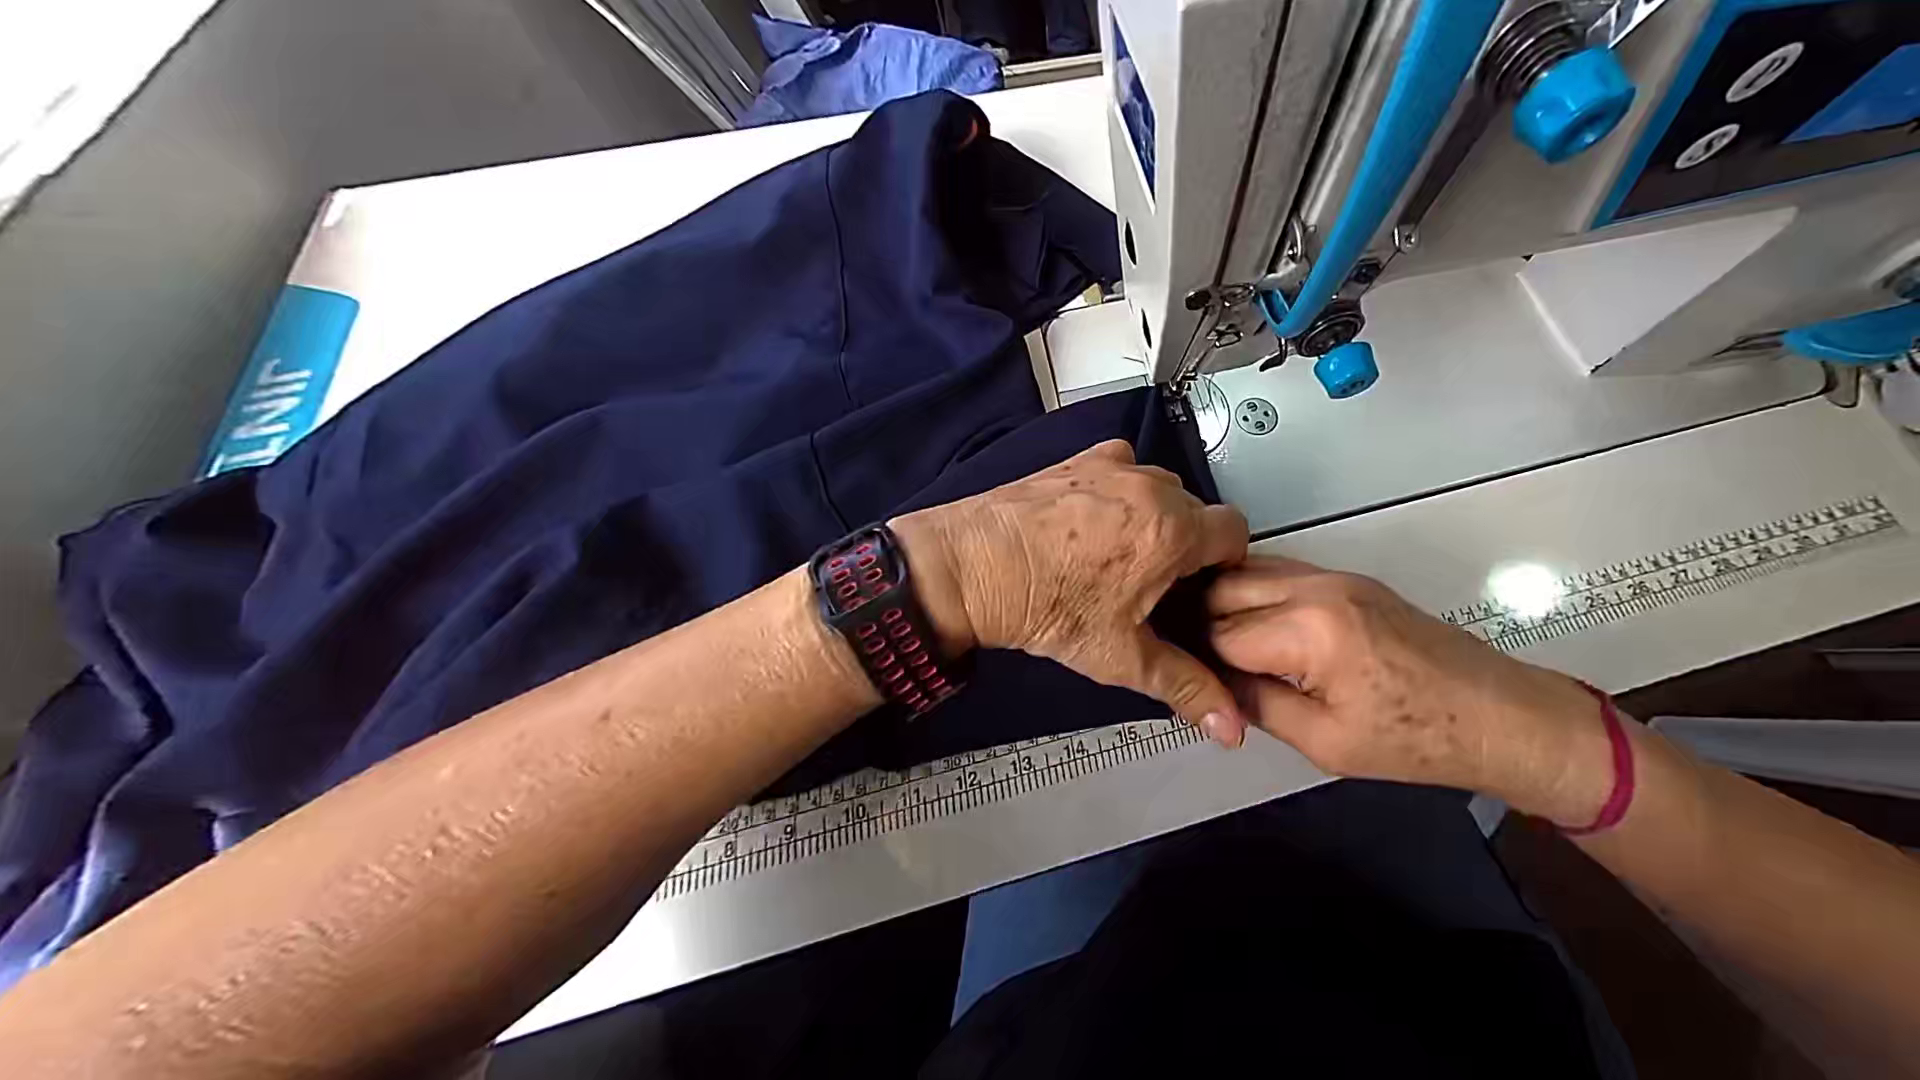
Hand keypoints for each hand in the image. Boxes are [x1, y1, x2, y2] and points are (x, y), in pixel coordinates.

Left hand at [892, 440, 1251, 745]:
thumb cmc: (1039, 605)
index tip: (1199, 586)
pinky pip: (1117, 468)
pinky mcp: (1075, 459)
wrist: (968, 568)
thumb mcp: (1119, 655)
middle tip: (1152, 580)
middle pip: (1195, 510)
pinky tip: (1090, 524)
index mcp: (1171, 529)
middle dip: (1184, 544)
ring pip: (1157, 489)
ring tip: (1116, 554)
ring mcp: (1109, 467)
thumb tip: (1227, 723)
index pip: (1234, 533)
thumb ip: (1185, 687)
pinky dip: (1115, 491)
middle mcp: (1146, 487)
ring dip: (1150, 516)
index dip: (1222, 564)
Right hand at [1207, 556, 1616, 823]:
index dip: (1200, 664)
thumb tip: (1212, 685)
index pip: (1218, 635)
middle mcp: (1316, 588)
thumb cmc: (1417, 741)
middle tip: (1197, 663)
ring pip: (1245, 573)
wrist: (1506, 718)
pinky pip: (1278, 572)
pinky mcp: (1347, 579)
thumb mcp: (1323, 742)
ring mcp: (1334, 577)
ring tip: (1216, 644)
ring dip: (1223, 604)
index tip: (1194, 686)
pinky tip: (1251, 625)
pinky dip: (1252, 594)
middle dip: (1201, 626)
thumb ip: (1255, 704)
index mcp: (1310, 631)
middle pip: (1222, 590)